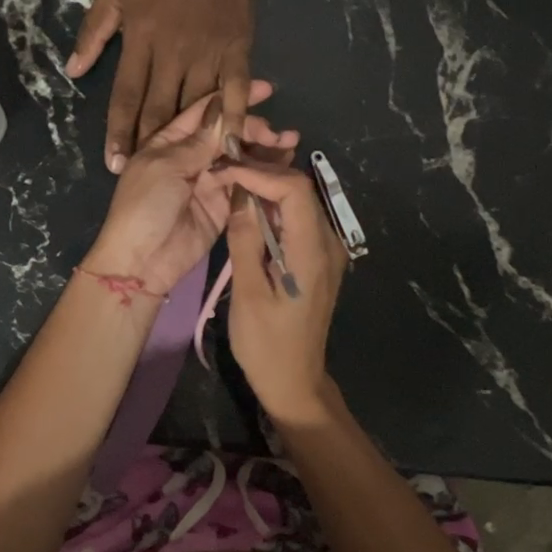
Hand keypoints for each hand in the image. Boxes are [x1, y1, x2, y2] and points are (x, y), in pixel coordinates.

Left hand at [65, 0, 263, 174]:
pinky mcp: (238, 50)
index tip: (112, 162)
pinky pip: (235, 91)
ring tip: (178, 171)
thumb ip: (94, 31)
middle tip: (142, 177)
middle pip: (159, 109)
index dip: (118, 132)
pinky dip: (234, 119)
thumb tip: (73, 71)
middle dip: (148, 145)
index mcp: (141, 38)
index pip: (126, 96)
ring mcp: (208, 52)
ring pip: (194, 106)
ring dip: (187, 141)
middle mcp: (173, 52)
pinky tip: (232, 147)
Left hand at [83, 81, 296, 296]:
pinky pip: (246, 184)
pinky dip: (264, 174)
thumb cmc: (145, 206)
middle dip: (254, 128)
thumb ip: (201, 141)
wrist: (142, 261)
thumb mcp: (168, 166)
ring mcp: (208, 182)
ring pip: (241, 157)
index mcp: (168, 141)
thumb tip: (227, 110)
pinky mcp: (223, 206)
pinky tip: (284, 165)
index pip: (205, 111)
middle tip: (277, 133)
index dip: (233, 98)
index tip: (265, 89)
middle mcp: (190, 157)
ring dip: (264, 149)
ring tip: (290, 143)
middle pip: (228, 134)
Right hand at [212, 156, 348, 420]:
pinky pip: (299, 218)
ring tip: (230, 180)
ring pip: (300, 200)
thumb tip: (239, 196)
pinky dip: (274, 206)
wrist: (294, 381)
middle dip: (263, 172)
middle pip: (301, 189)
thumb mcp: (247, 294)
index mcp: (313, 252)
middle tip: (223, 170)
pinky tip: (248, 206)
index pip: (295, 190)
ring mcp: (326, 251)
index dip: (260, 172)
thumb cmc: (267, 345)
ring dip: (267, 186)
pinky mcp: (318, 258)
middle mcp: (328, 244)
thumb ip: (245, 241)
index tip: (225, 171)